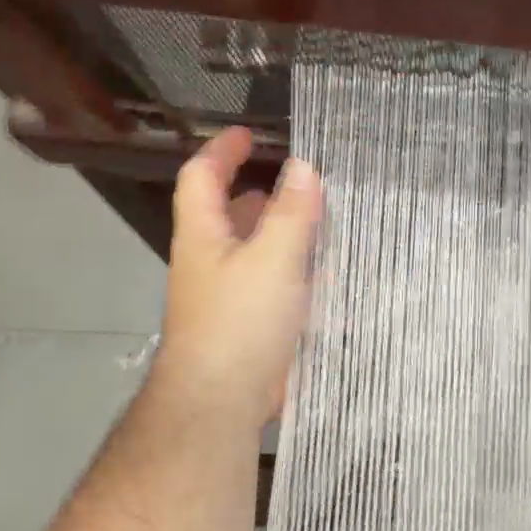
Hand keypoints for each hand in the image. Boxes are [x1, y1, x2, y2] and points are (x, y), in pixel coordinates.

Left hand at [152, 128, 321, 429]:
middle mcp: (211, 263)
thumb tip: (303, 167)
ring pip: (255, 256)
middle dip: (259, 198)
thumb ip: (290, 214)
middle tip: (300, 188)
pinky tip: (328, 286)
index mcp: (204, 236)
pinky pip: (274, 290)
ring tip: (324, 231)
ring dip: (283, 240)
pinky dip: (297, 279)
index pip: (203, 178)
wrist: (222, 396)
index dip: (223, 152)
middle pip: (229, 218)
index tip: (249, 135)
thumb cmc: (241, 321)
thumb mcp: (273, 260)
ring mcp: (228, 298)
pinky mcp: (249, 328)